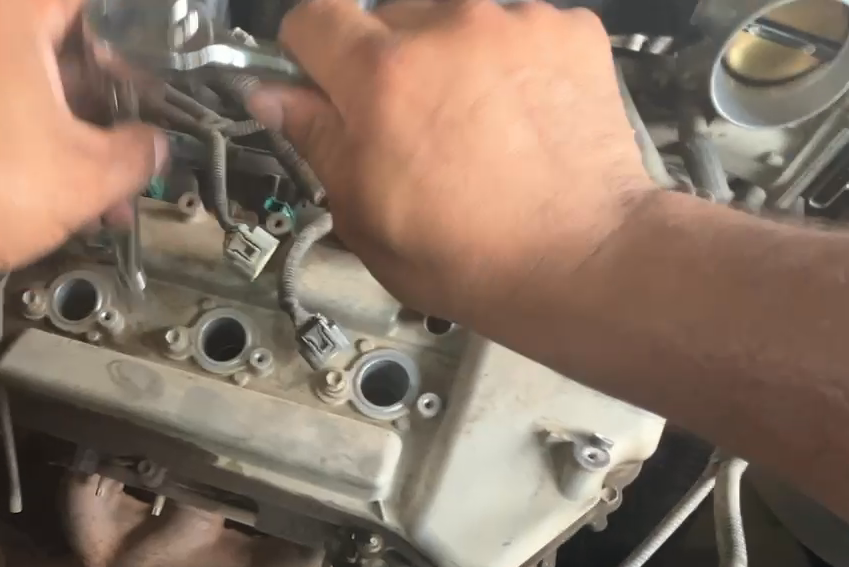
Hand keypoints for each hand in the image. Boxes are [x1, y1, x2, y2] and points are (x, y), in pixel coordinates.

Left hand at [0, 0, 165, 274]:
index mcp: (15, 8)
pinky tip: (68, 191)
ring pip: (39, 84)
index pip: (90, 3)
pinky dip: (41, 140)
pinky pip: (7, 105)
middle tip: (141, 141)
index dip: (133, 36)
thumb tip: (155, 149)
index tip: (152, 73)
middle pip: (68, 42)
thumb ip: (136, 157)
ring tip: (112, 189)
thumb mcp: (84, 178)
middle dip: (112, 102)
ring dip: (81, 133)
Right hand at [248, 0, 655, 331]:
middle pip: (385, 16)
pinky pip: (512, 30)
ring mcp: (514, 21)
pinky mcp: (567, 29)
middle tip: (398, 131)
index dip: (304, 52)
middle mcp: (447, 26)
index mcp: (381, 77)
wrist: (573, 260)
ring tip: (464, 132)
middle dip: (380, 66)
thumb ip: (315, 139)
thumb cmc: (460, 254)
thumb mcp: (360, 212)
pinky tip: (509, 124)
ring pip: (451, 21)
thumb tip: (274, 96)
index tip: (313, 83)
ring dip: (443, 63)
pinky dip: (501, 66)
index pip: (313, 17)